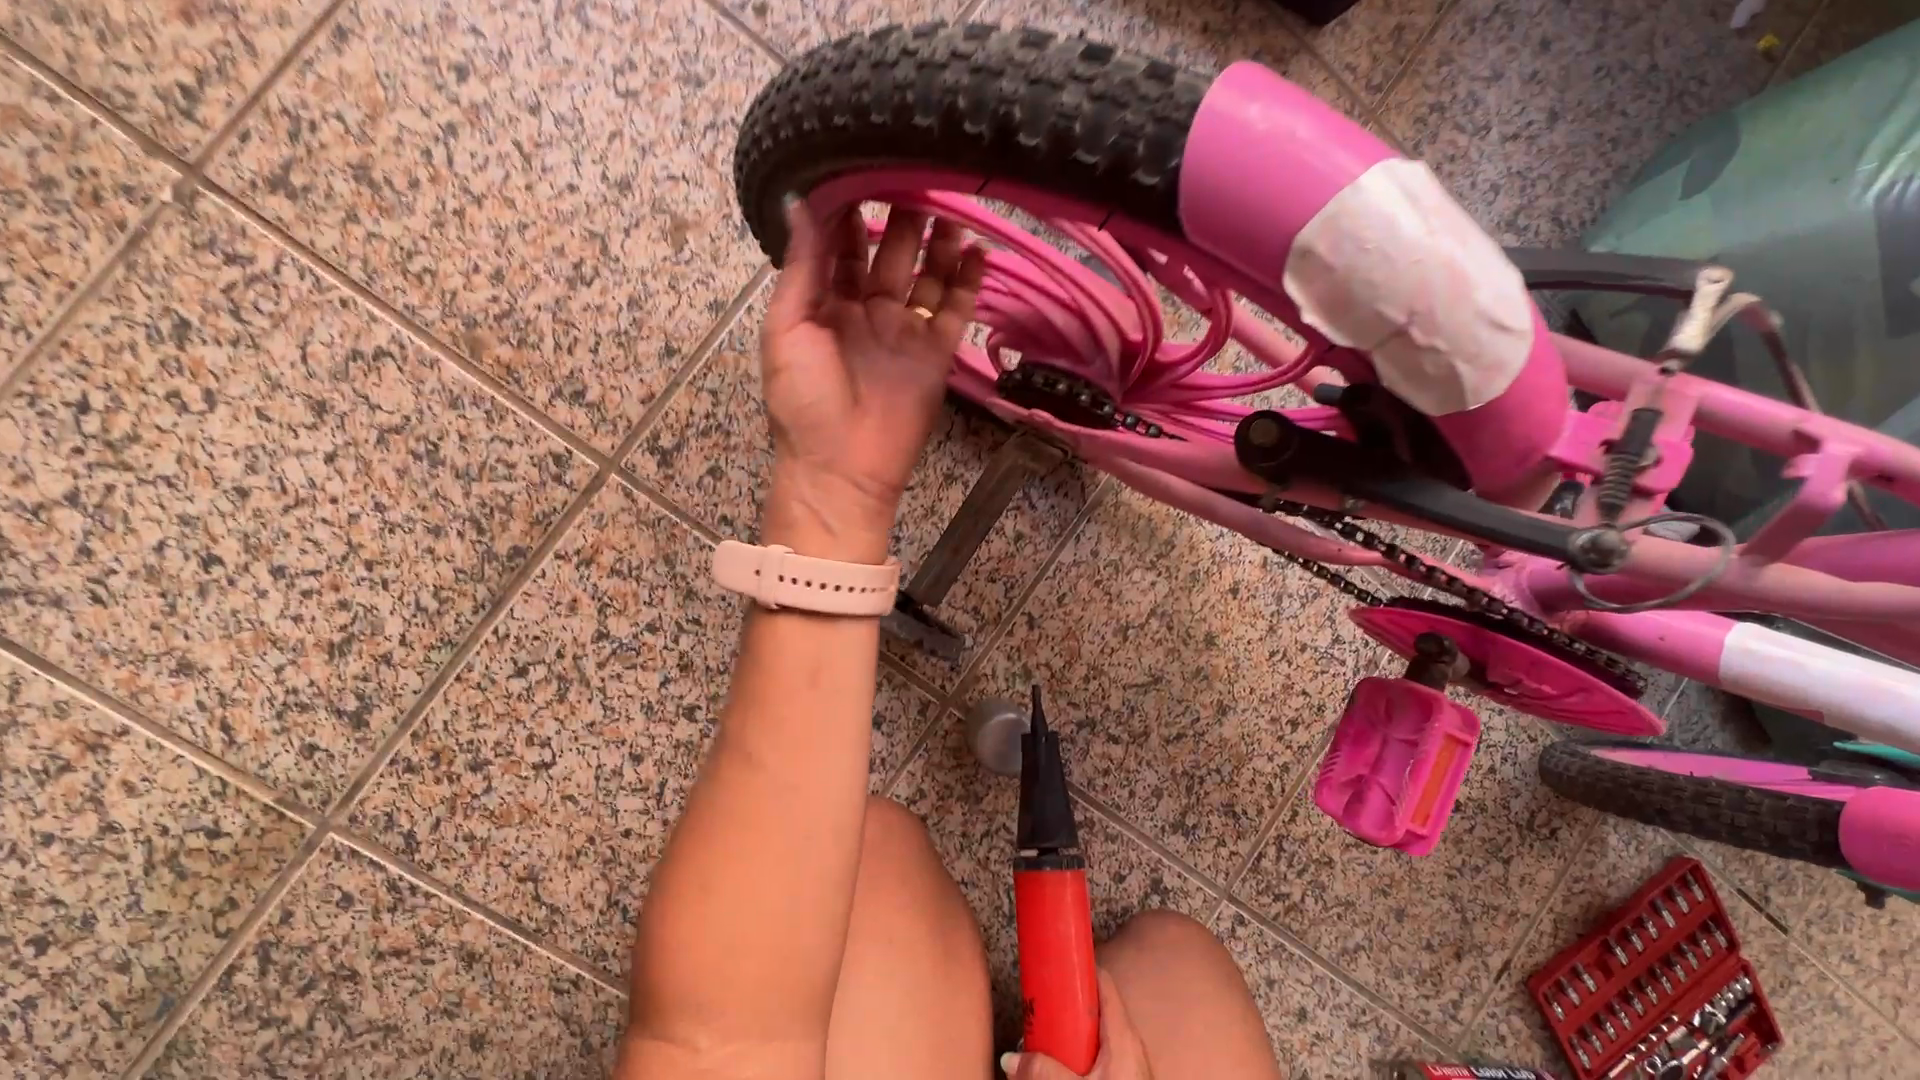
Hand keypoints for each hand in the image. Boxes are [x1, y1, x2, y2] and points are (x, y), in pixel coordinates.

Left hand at [759, 197, 986, 562]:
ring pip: (925, 276)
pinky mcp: (935, 353)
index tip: (866, 166)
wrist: (841, 467)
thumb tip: (801, 203)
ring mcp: (904, 332)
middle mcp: (866, 311)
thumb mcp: (787, 328)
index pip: (841, 245)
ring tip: (949, 205)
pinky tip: (976, 249)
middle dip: (901, 217)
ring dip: (937, 243)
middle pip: (889, 254)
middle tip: (916, 176)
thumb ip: (801, 267)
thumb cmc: (804, 401)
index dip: (853, 209)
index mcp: (825, 303)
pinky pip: (954, 310)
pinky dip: (967, 280)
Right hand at [1002, 971, 1154, 1079]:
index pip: (1103, 982)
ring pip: (1092, 1036)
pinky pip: (1096, 1058)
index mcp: (1124, 1036)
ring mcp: (1128, 1064)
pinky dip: (1075, 1059)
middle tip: (1037, 1013)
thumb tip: (1011, 1059)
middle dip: (1062, 1010)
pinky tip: (1058, 1071)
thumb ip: (1044, 1073)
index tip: (1054, 963)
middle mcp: (1130, 1044)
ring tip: (1040, 1046)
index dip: (1079, 969)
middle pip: (1093, 1010)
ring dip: (1066, 1040)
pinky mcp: (1123, 1079)